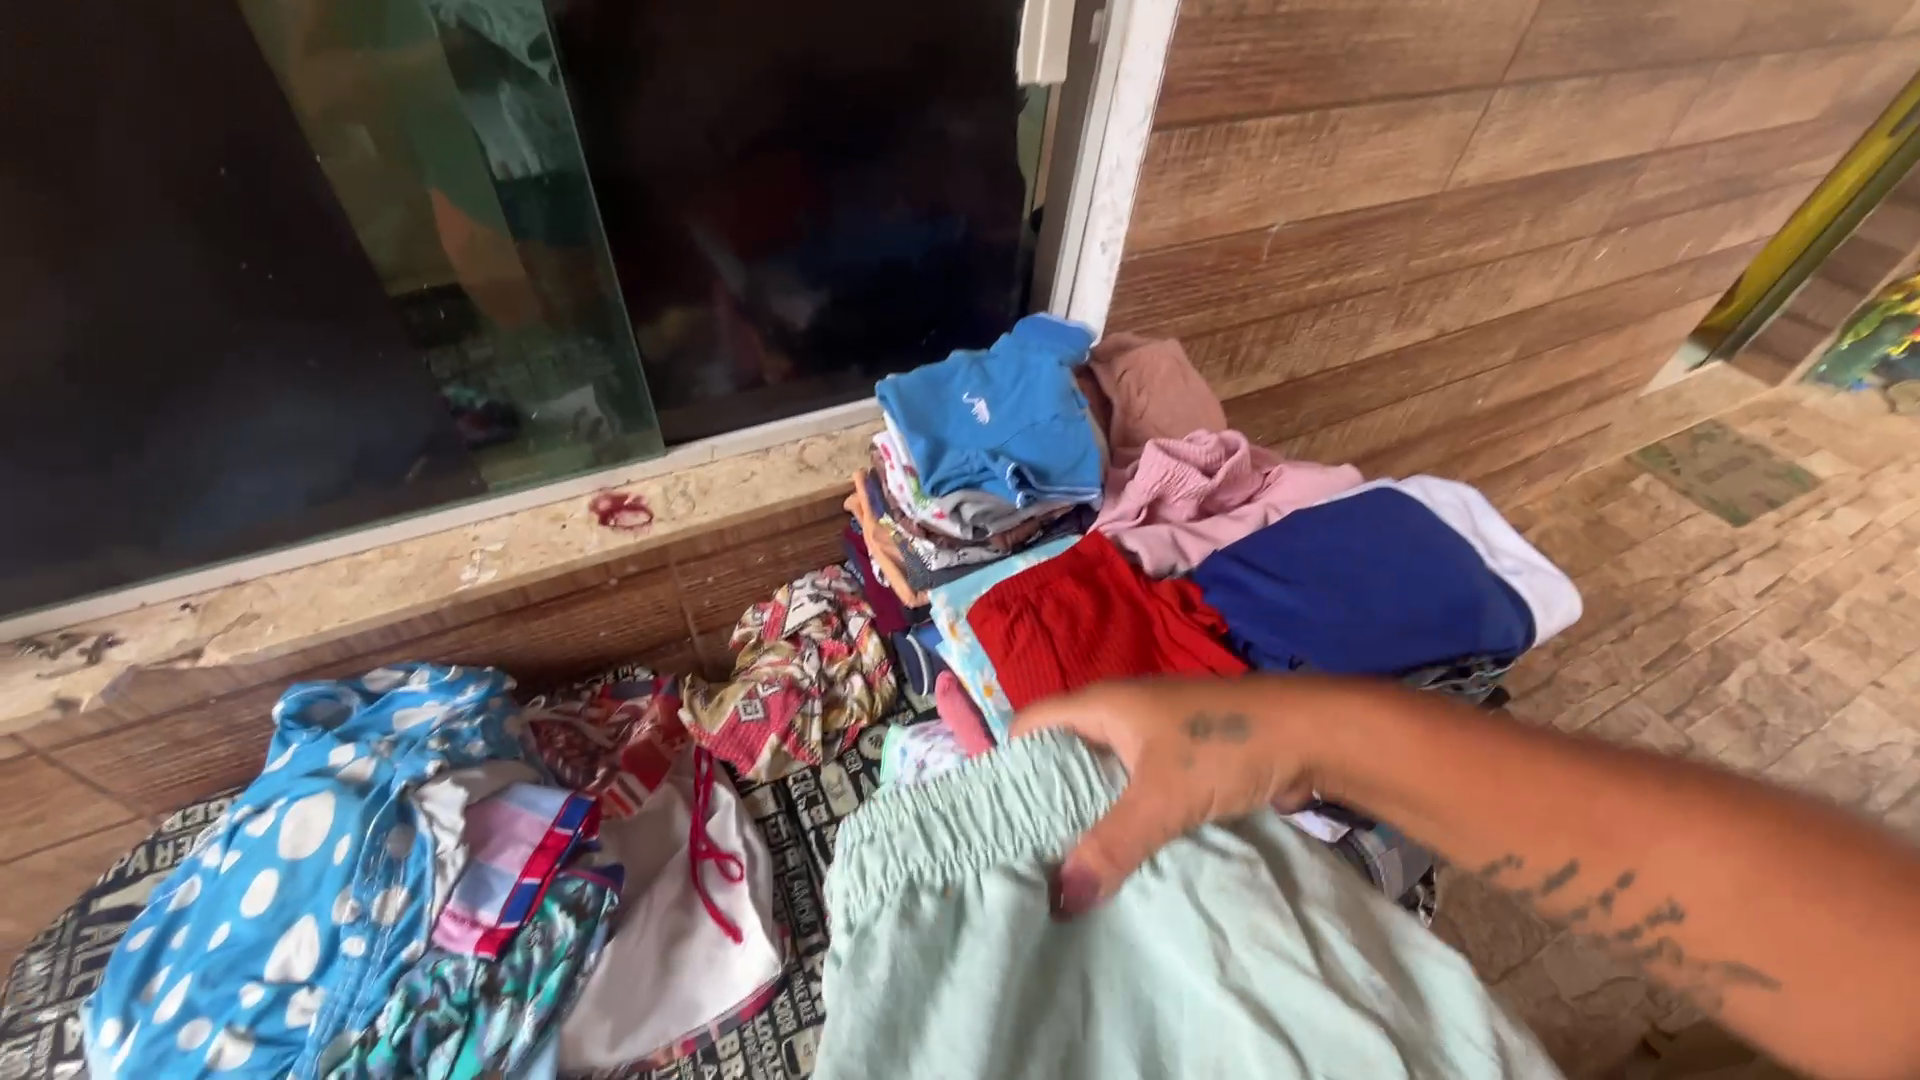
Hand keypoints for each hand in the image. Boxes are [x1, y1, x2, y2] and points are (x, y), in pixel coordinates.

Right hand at [1009, 677, 1324, 919]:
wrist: (1313, 734)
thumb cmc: (1225, 746)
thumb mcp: (1162, 798)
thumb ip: (1111, 846)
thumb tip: (1059, 900)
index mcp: (1100, 705)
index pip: (1030, 723)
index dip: (1009, 761)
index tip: (998, 816)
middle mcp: (1117, 714)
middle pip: (1061, 753)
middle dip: (1045, 799)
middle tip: (1026, 853)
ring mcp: (1150, 737)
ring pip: (1100, 775)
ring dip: (1086, 814)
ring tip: (1064, 865)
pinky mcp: (1178, 761)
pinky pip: (1133, 789)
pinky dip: (1121, 818)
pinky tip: (1117, 857)